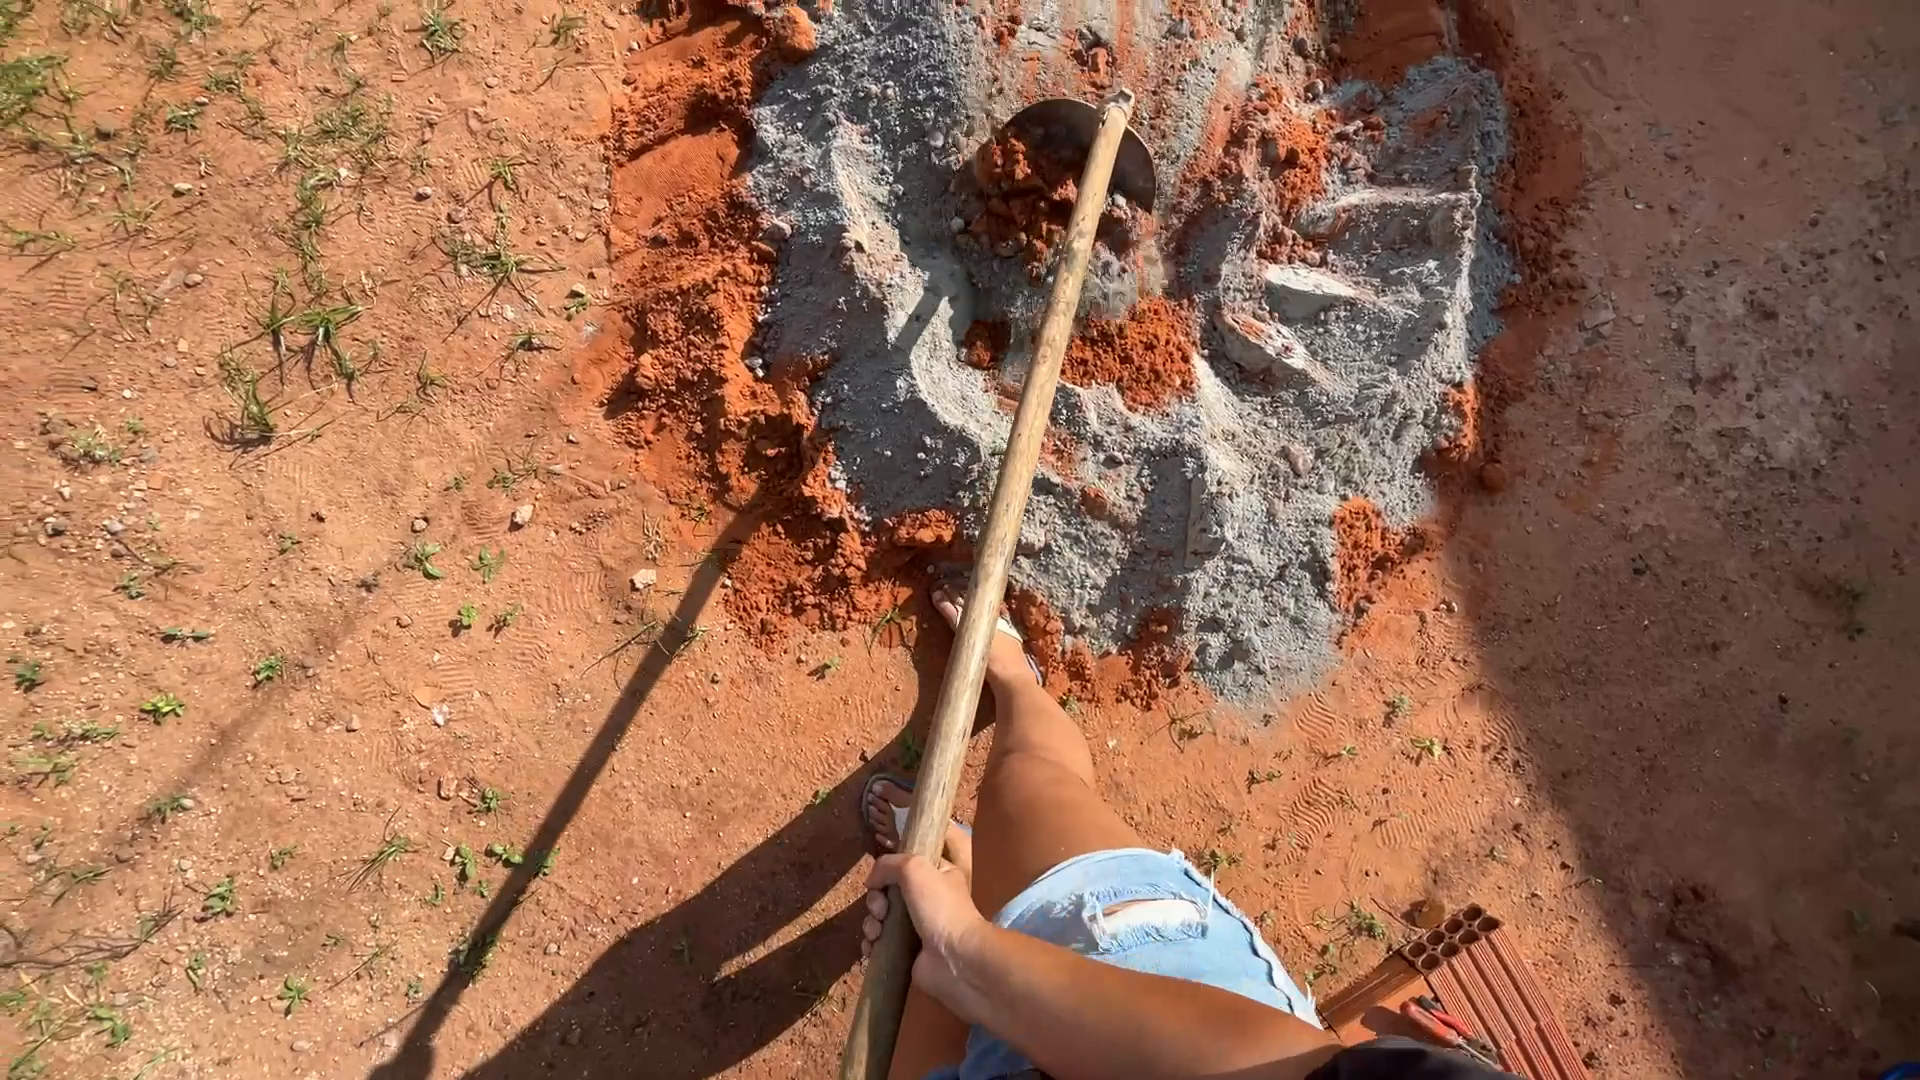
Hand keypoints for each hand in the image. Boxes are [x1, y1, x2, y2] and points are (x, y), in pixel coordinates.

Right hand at [863, 853, 990, 1015]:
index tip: (880, 878)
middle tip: (881, 910)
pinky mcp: (906, 952)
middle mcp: (926, 898)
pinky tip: (872, 947)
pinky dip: (872, 944)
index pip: (905, 864)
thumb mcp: (916, 868)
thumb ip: (889, 864)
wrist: (955, 959)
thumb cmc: (940, 907)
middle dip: (876, 900)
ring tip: (876, 932)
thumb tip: (871, 880)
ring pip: (881, 917)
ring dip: (872, 923)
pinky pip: (880, 943)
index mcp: (936, 874)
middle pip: (888, 891)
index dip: (889, 869)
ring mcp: (916, 927)